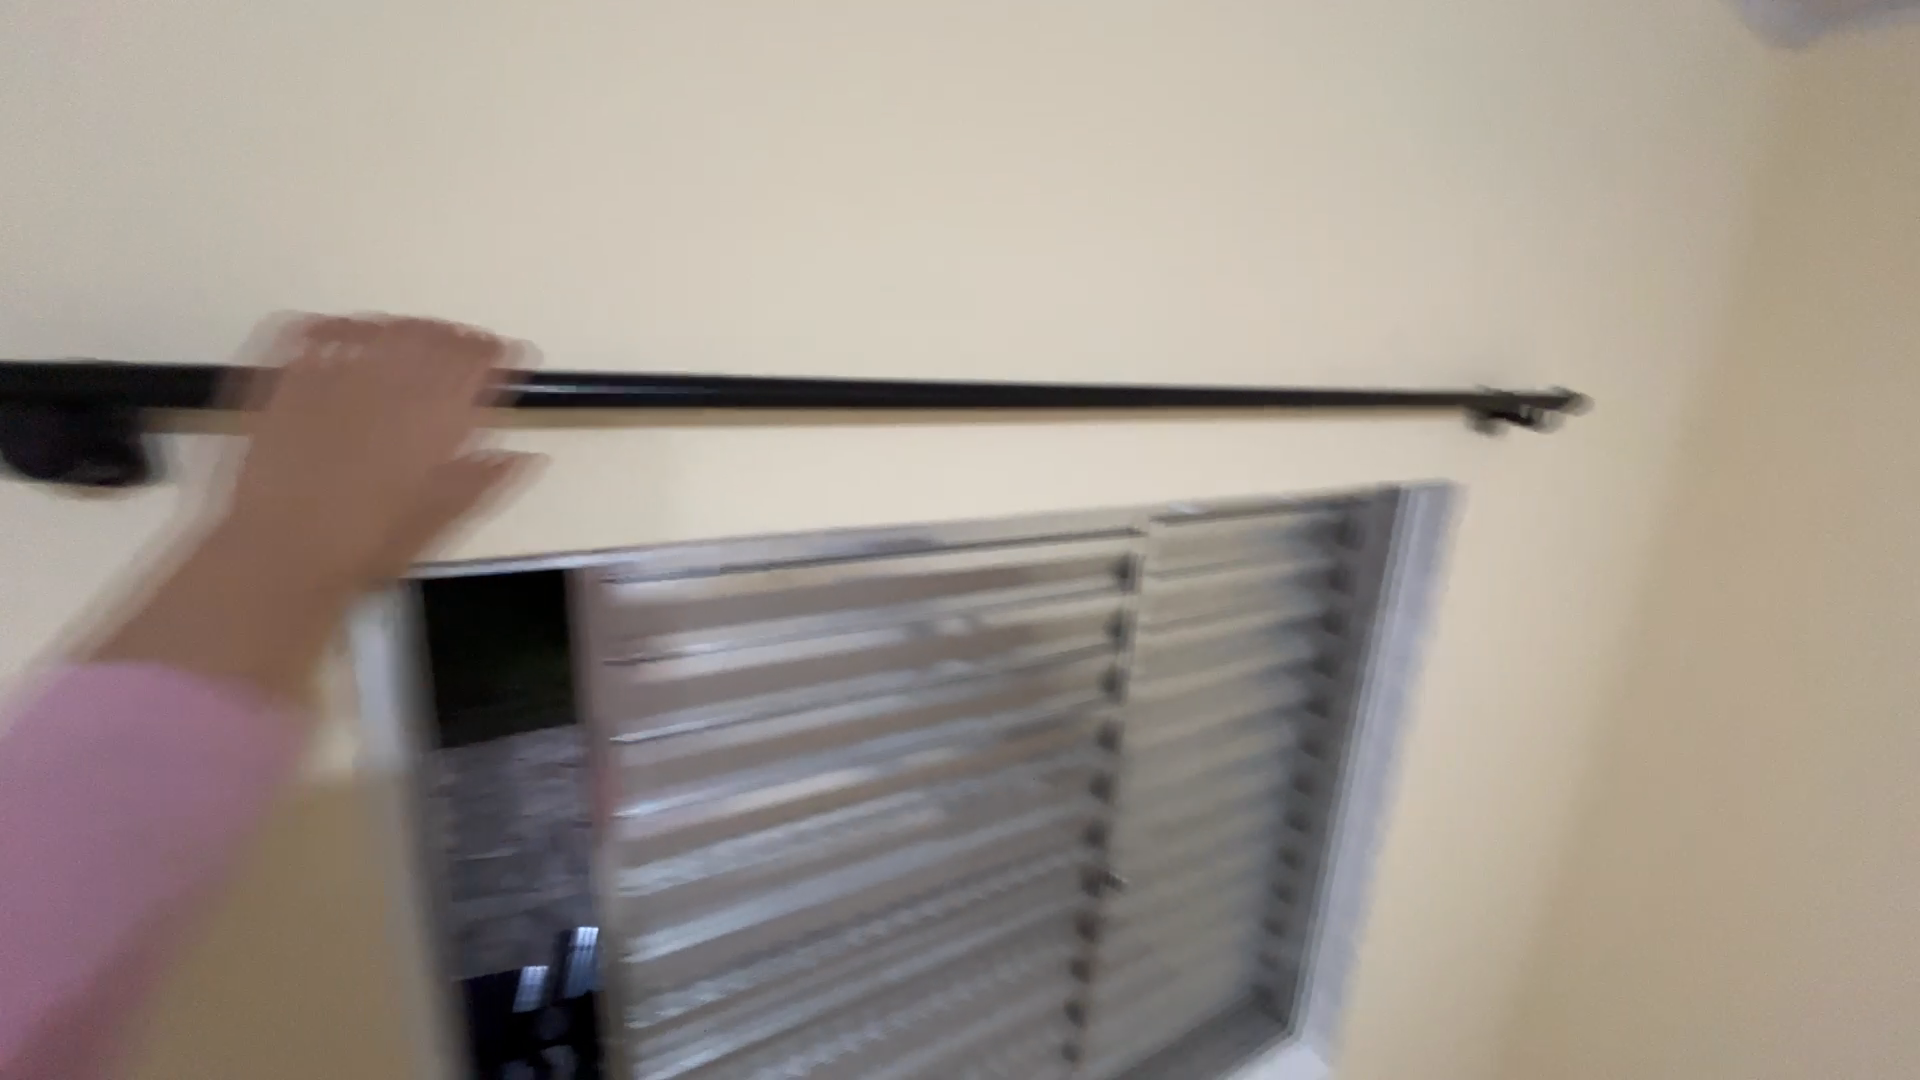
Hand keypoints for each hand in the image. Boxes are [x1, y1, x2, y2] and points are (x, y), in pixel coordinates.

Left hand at [221, 315, 539, 586]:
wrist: (279, 553)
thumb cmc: (373, 544)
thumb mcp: (445, 518)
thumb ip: (486, 479)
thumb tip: (527, 455)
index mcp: (438, 424)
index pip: (478, 368)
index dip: (498, 354)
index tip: (509, 352)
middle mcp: (392, 392)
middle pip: (434, 340)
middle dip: (459, 336)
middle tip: (470, 340)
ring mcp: (333, 382)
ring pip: (383, 330)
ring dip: (410, 326)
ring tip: (421, 331)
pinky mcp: (284, 383)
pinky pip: (315, 332)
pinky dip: (342, 324)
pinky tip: (352, 329)